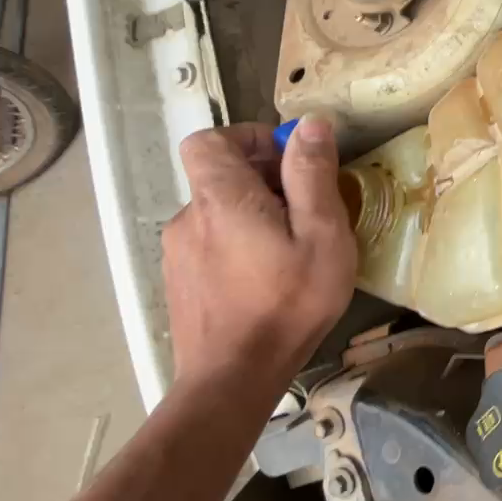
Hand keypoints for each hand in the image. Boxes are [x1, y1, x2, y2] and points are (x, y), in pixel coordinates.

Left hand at [162, 116, 354, 392]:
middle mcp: (189, 218)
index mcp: (221, 200)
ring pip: (223, 207)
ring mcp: (179, 251)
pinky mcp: (183, 277)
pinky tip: (275, 267)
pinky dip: (246, 235)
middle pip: (222, 174)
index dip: (250, 136)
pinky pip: (215, 236)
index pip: (209, 141)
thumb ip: (311, 174)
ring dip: (261, 208)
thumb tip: (311, 125)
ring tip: (302, 240)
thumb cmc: (290, 298)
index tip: (293, 156)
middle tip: (316, 204)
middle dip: (270, 175)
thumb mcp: (322, 230)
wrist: (235, 375)